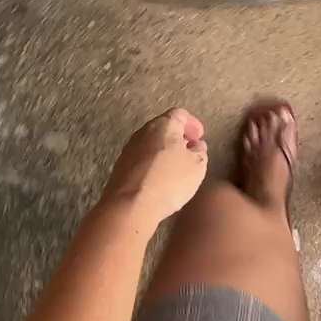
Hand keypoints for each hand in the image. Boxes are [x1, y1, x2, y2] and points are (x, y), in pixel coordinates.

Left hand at [99, 108, 207, 230]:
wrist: (130, 206)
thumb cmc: (168, 181)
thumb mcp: (197, 166)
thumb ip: (200, 151)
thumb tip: (197, 146)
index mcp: (164, 124)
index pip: (180, 114)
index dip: (192, 124)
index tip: (199, 136)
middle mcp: (143, 131)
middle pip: (164, 128)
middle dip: (178, 138)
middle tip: (189, 151)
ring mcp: (129, 149)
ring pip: (151, 144)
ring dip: (164, 152)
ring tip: (175, 169)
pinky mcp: (120, 167)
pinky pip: (141, 160)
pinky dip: (152, 165)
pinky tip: (159, 181)